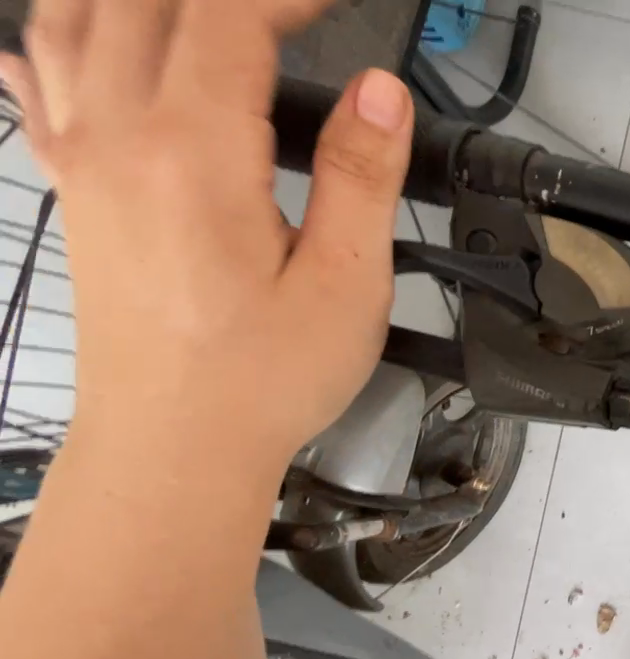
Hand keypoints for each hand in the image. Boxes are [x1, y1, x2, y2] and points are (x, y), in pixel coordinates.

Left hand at [0, 0, 413, 475]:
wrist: (177, 436)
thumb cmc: (269, 370)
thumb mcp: (348, 283)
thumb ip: (361, 179)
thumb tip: (382, 93)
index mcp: (194, 156)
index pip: (225, 25)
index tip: (333, 5)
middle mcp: (116, 135)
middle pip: (139, 4)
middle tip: (287, 11)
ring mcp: (80, 157)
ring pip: (71, 20)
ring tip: (202, 12)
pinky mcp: (73, 189)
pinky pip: (39, 77)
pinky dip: (64, 35)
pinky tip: (87, 39)